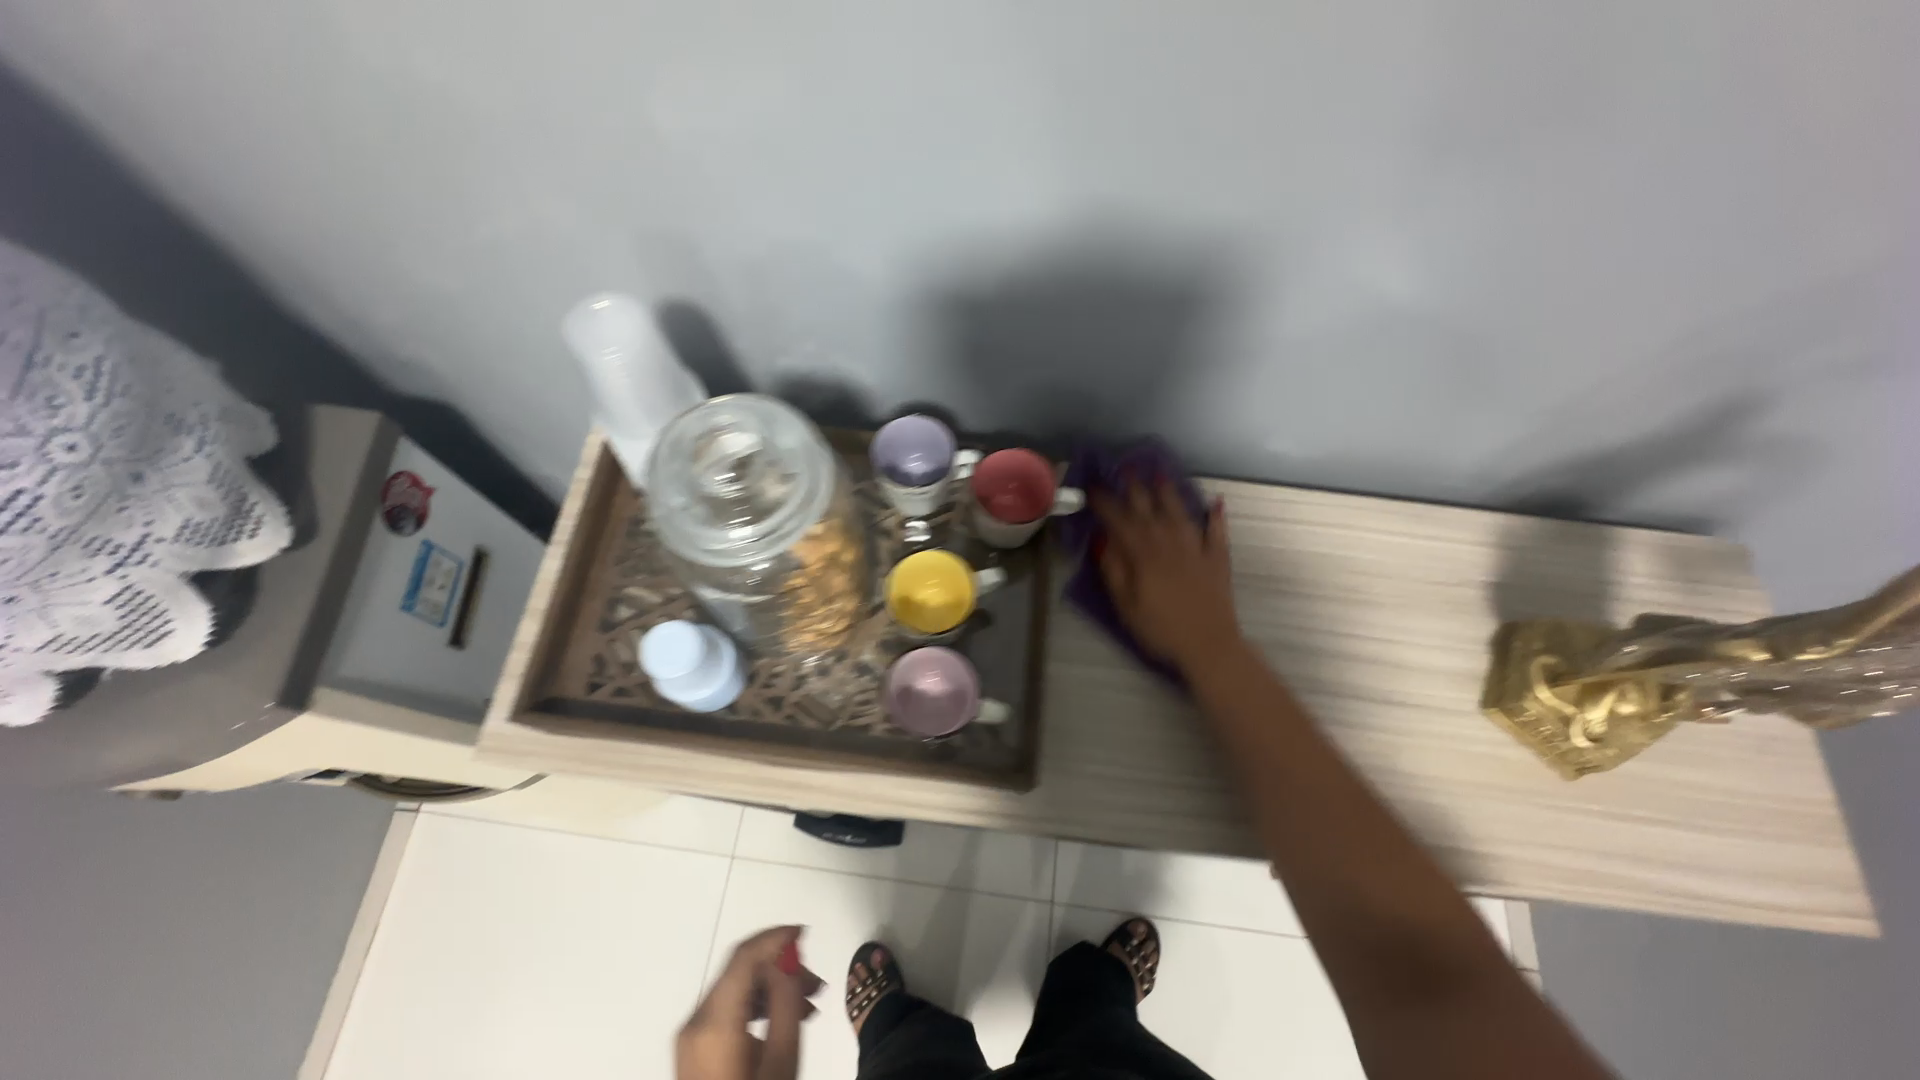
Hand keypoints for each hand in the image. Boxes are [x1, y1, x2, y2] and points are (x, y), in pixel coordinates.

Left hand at [676, 926, 822, 1079]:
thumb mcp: (780, 1062)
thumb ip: (785, 1005)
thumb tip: (787, 960)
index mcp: (714, 1020)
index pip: (745, 956)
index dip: (776, 937)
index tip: (806, 933)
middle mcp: (696, 1020)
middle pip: (741, 970)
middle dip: (781, 965)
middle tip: (818, 981)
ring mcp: (691, 1035)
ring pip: (736, 988)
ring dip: (773, 985)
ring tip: (810, 1001)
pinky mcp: (694, 1048)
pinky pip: (728, 1009)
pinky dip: (757, 1003)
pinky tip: (785, 1019)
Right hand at [1093, 479, 1240, 670]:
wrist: (1209, 645)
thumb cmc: (1160, 630)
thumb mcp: (1126, 606)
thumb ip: (1114, 571)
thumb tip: (1102, 540)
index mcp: (1144, 556)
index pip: (1120, 522)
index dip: (1105, 503)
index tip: (1094, 486)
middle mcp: (1170, 545)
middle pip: (1150, 511)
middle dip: (1136, 489)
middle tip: (1127, 469)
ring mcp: (1196, 550)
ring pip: (1180, 514)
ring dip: (1170, 493)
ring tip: (1162, 474)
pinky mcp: (1217, 560)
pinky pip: (1216, 533)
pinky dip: (1216, 517)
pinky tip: (1216, 503)